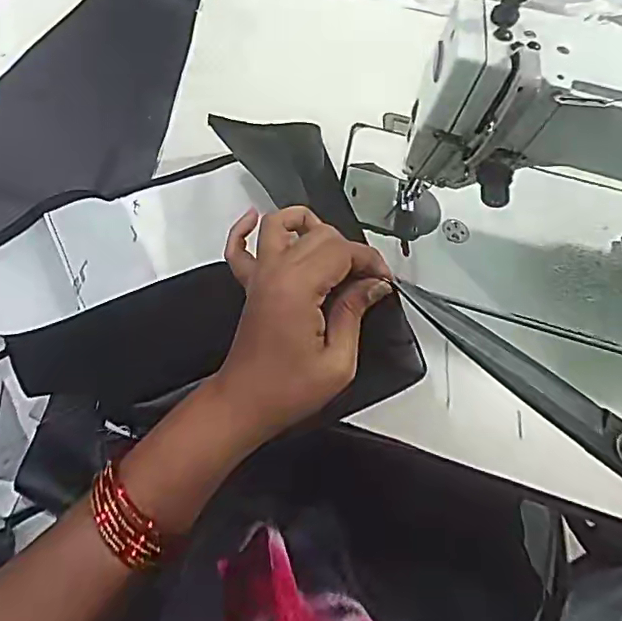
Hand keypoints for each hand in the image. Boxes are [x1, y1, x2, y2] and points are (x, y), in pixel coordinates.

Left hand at [208, 207, 392, 443]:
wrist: (246, 401)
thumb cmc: (284, 389)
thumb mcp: (338, 362)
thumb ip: (354, 313)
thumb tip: (372, 286)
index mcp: (298, 288)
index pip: (341, 250)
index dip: (369, 261)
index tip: (383, 280)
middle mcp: (275, 273)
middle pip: (318, 234)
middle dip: (350, 248)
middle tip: (368, 276)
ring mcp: (259, 276)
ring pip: (278, 224)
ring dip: (306, 223)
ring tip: (332, 242)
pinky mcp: (250, 285)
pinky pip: (238, 247)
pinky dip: (242, 229)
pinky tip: (254, 219)